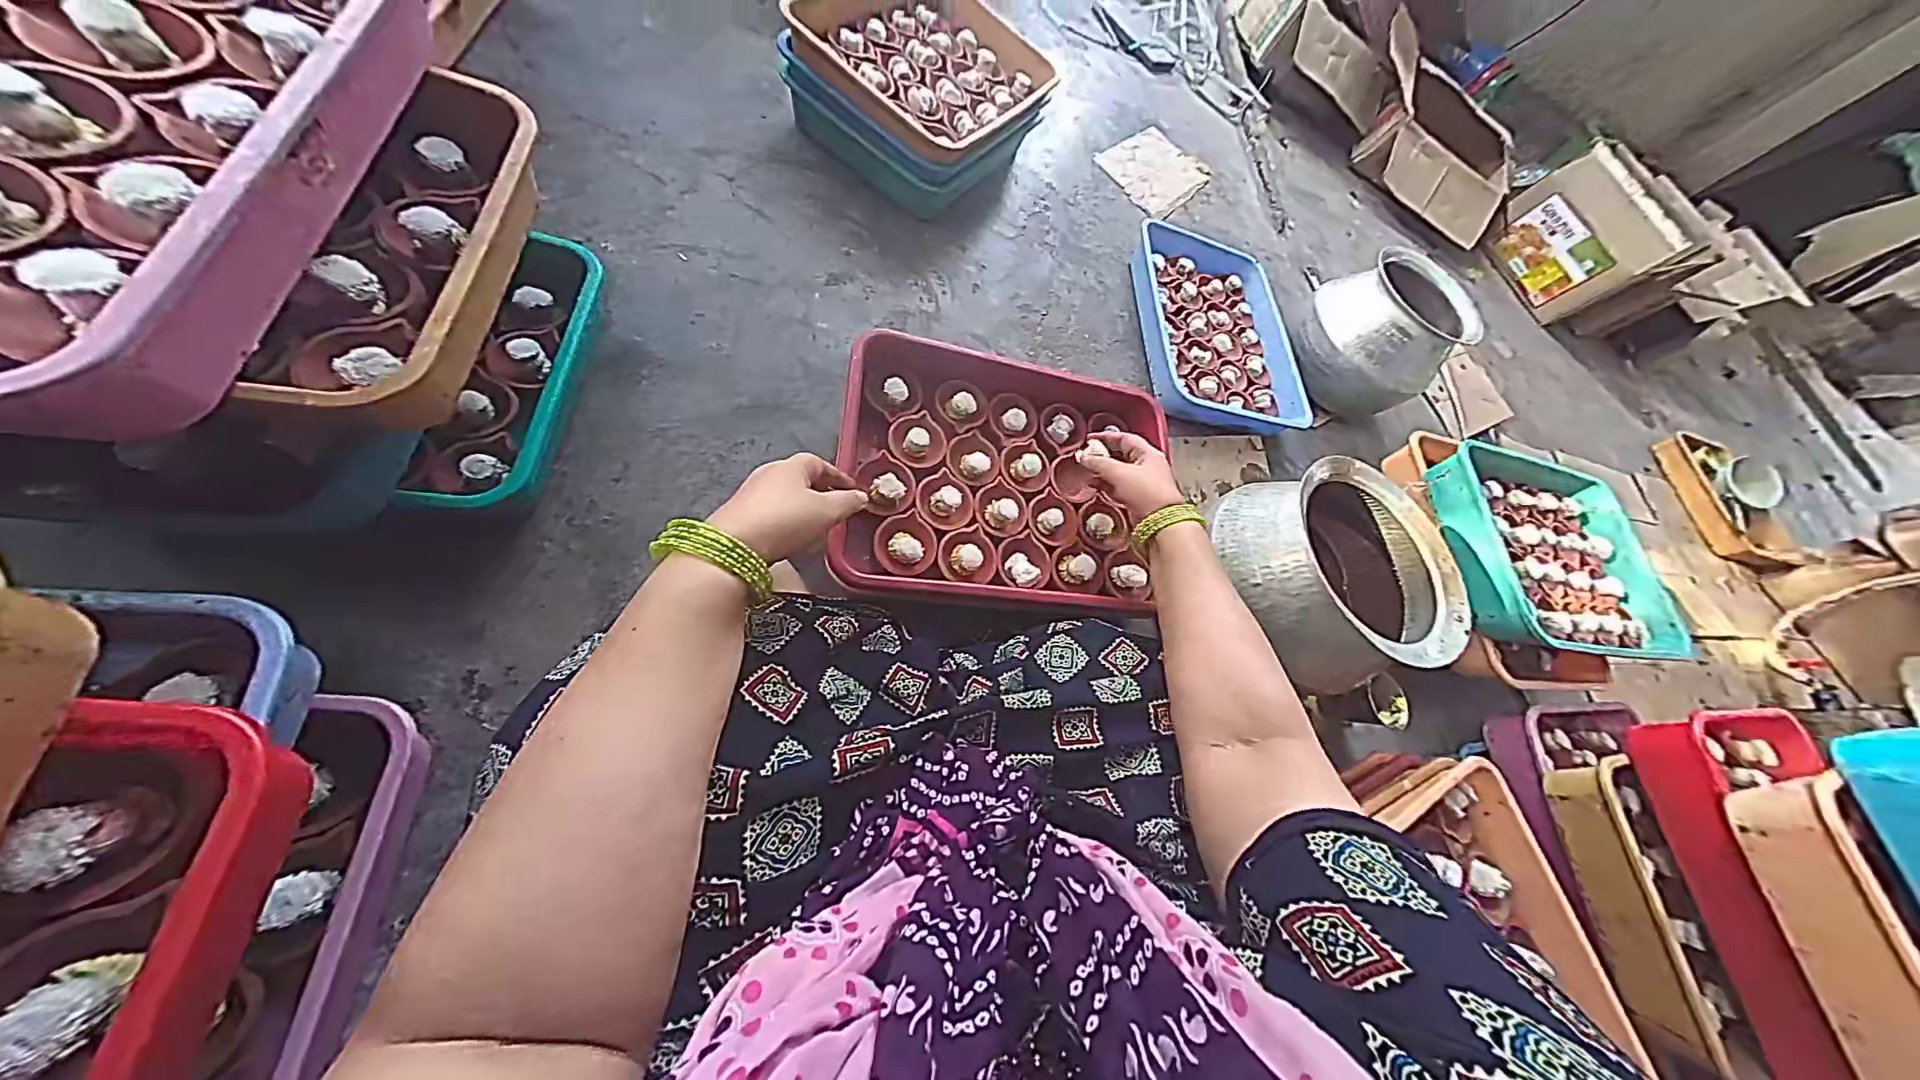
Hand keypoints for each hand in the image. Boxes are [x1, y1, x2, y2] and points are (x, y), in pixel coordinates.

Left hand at [707, 453, 867, 561]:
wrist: (735, 545)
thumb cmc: (787, 520)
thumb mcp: (827, 511)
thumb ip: (847, 502)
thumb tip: (861, 496)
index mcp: (791, 466)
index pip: (820, 463)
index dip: (838, 476)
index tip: (852, 491)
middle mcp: (769, 473)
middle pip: (801, 479)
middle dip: (821, 493)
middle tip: (836, 510)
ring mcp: (751, 493)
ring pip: (786, 497)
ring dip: (804, 509)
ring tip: (817, 527)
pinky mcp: (740, 514)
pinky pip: (772, 513)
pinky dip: (787, 521)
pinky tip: (792, 538)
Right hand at [1075, 432, 1185, 519]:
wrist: (1159, 523)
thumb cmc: (1148, 494)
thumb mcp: (1119, 473)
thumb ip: (1099, 463)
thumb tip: (1084, 456)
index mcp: (1148, 454)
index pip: (1124, 438)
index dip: (1106, 437)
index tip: (1090, 440)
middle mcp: (1146, 466)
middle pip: (1120, 455)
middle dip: (1102, 455)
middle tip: (1086, 456)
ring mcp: (1142, 483)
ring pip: (1118, 472)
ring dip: (1102, 471)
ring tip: (1087, 471)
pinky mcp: (1137, 498)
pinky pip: (1118, 487)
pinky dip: (1106, 485)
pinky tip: (1094, 485)